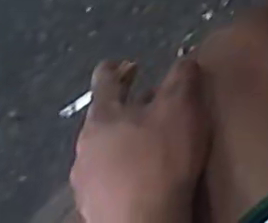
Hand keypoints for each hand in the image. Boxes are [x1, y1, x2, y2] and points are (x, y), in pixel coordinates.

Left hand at [70, 59, 210, 222]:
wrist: (144, 220)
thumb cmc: (162, 155)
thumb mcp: (182, 104)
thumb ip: (182, 76)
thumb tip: (181, 60)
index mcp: (102, 120)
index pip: (105, 84)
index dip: (114, 69)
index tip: (118, 61)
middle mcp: (85, 147)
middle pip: (107, 115)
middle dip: (129, 102)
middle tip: (151, 92)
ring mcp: (85, 178)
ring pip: (108, 142)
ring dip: (129, 130)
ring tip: (155, 128)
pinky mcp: (94, 201)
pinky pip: (110, 167)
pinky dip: (127, 155)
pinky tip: (147, 161)